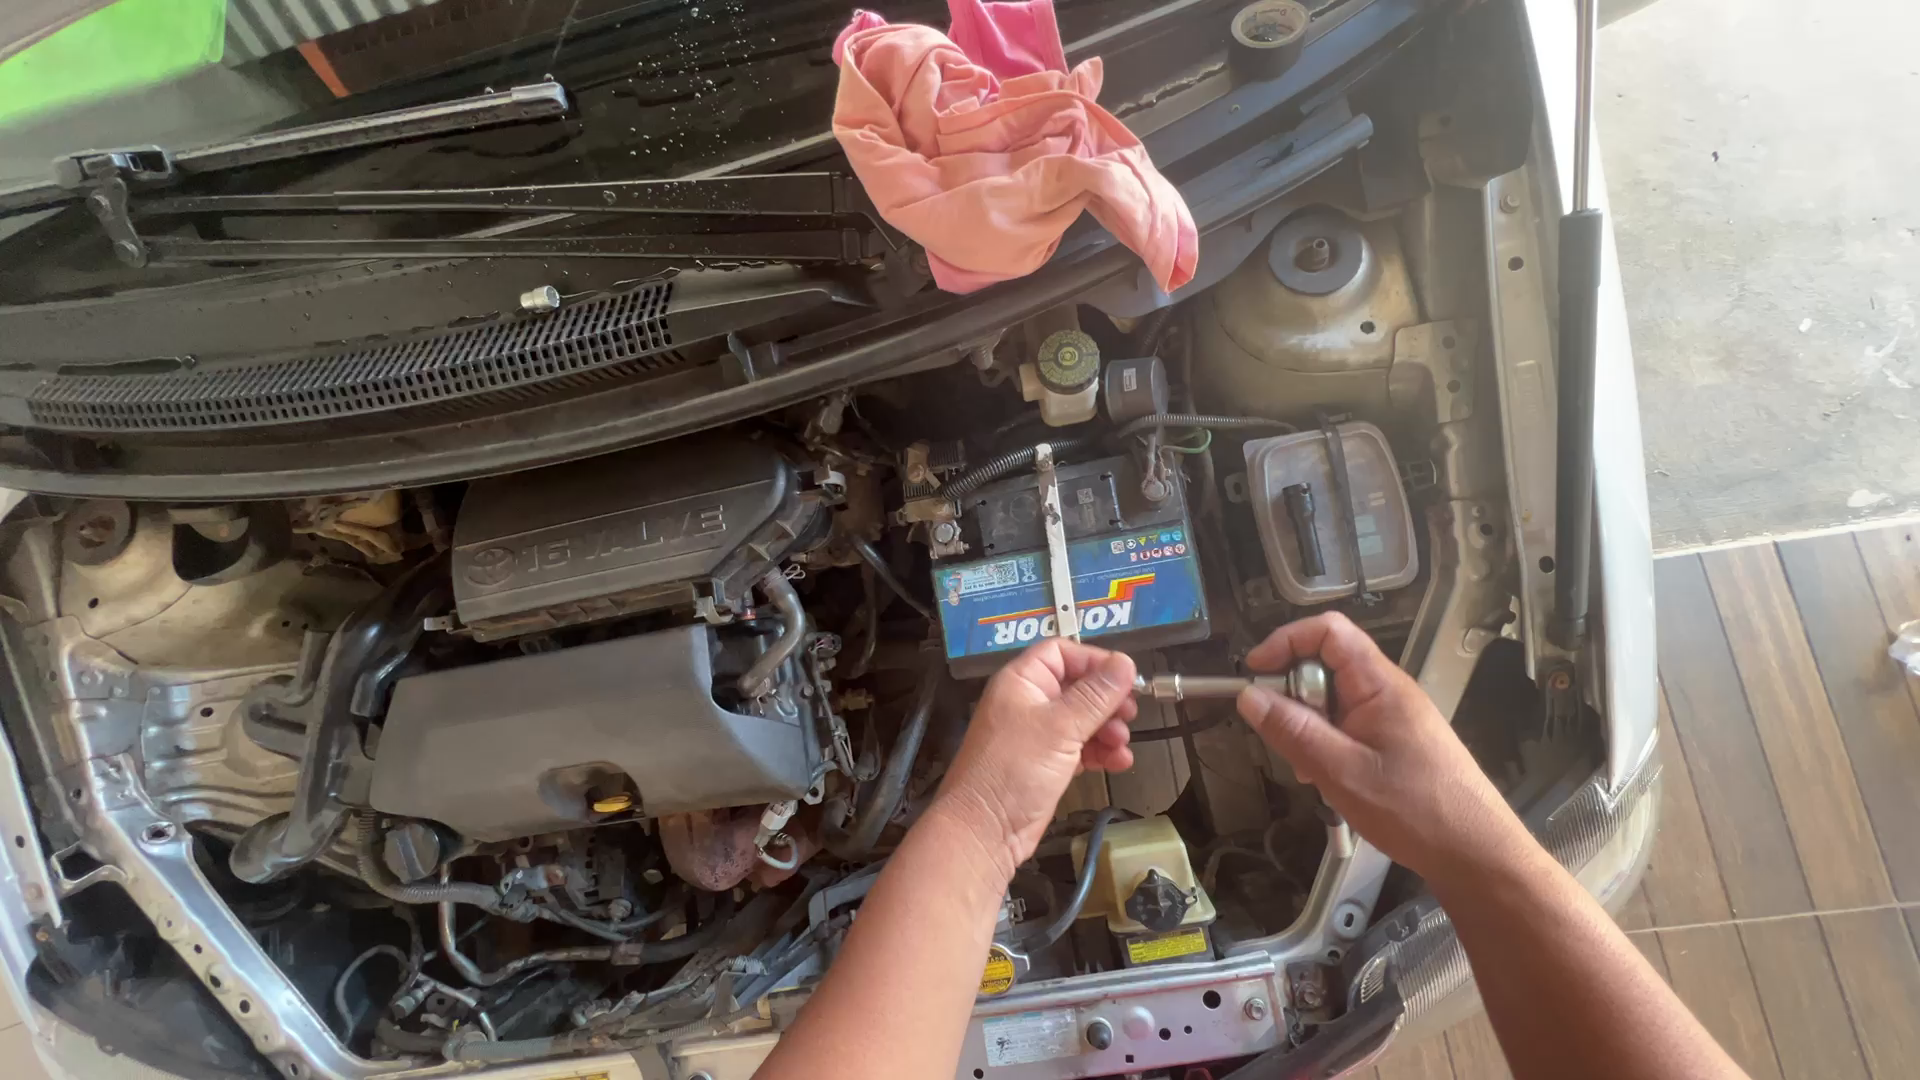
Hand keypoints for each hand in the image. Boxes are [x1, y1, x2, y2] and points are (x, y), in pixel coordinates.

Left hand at [934, 640, 1137, 878]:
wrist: (986, 831)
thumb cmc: (1015, 769)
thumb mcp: (1060, 727)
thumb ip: (1095, 696)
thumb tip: (1125, 662)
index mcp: (1022, 680)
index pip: (1061, 653)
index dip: (1093, 661)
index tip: (1125, 678)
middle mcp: (1029, 701)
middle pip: (1077, 685)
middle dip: (1106, 700)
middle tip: (1129, 714)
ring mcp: (1038, 733)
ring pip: (1082, 718)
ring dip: (1107, 728)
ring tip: (1121, 744)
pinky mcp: (1047, 762)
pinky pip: (1080, 746)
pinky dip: (1100, 752)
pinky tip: (1119, 762)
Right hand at [1234, 612, 1530, 886]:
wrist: (1480, 859)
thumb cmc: (1416, 812)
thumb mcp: (1342, 772)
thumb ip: (1293, 731)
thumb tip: (1248, 696)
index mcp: (1380, 684)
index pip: (1328, 631)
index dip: (1286, 641)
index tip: (1256, 674)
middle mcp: (1387, 691)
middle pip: (1324, 665)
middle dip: (1292, 694)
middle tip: (1284, 737)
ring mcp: (1392, 717)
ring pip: (1331, 699)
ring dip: (1307, 725)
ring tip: (1308, 769)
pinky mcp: (1394, 741)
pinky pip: (1346, 725)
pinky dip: (1325, 743)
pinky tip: (1328, 779)